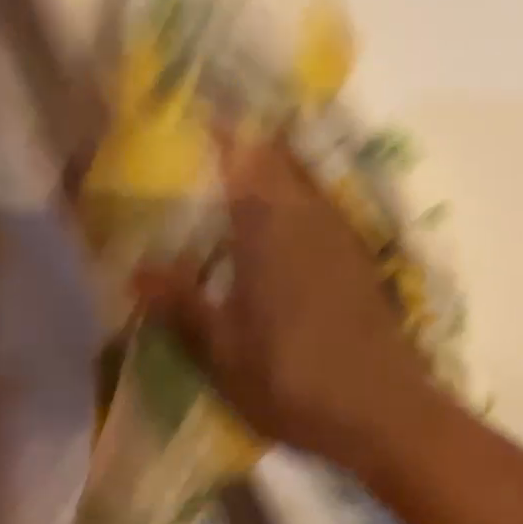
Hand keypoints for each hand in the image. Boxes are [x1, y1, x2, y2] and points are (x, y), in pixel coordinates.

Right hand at [148, 136, 448, 472]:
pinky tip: (282, 229)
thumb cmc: (294, 381)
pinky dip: (299, 203)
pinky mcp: (362, 260)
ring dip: (276, 172)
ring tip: (237, 181)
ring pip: (306, 184)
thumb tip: (137, 269)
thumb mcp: (223, 353)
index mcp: (271, 229)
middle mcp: (311, 219)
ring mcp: (343, 237)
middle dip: (248, 145)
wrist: (385, 409)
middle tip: (208, 148)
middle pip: (281, 160)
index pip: (246, 157)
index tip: (196, 114)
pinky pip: (324, 211)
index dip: (224, 131)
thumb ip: (183, 305)